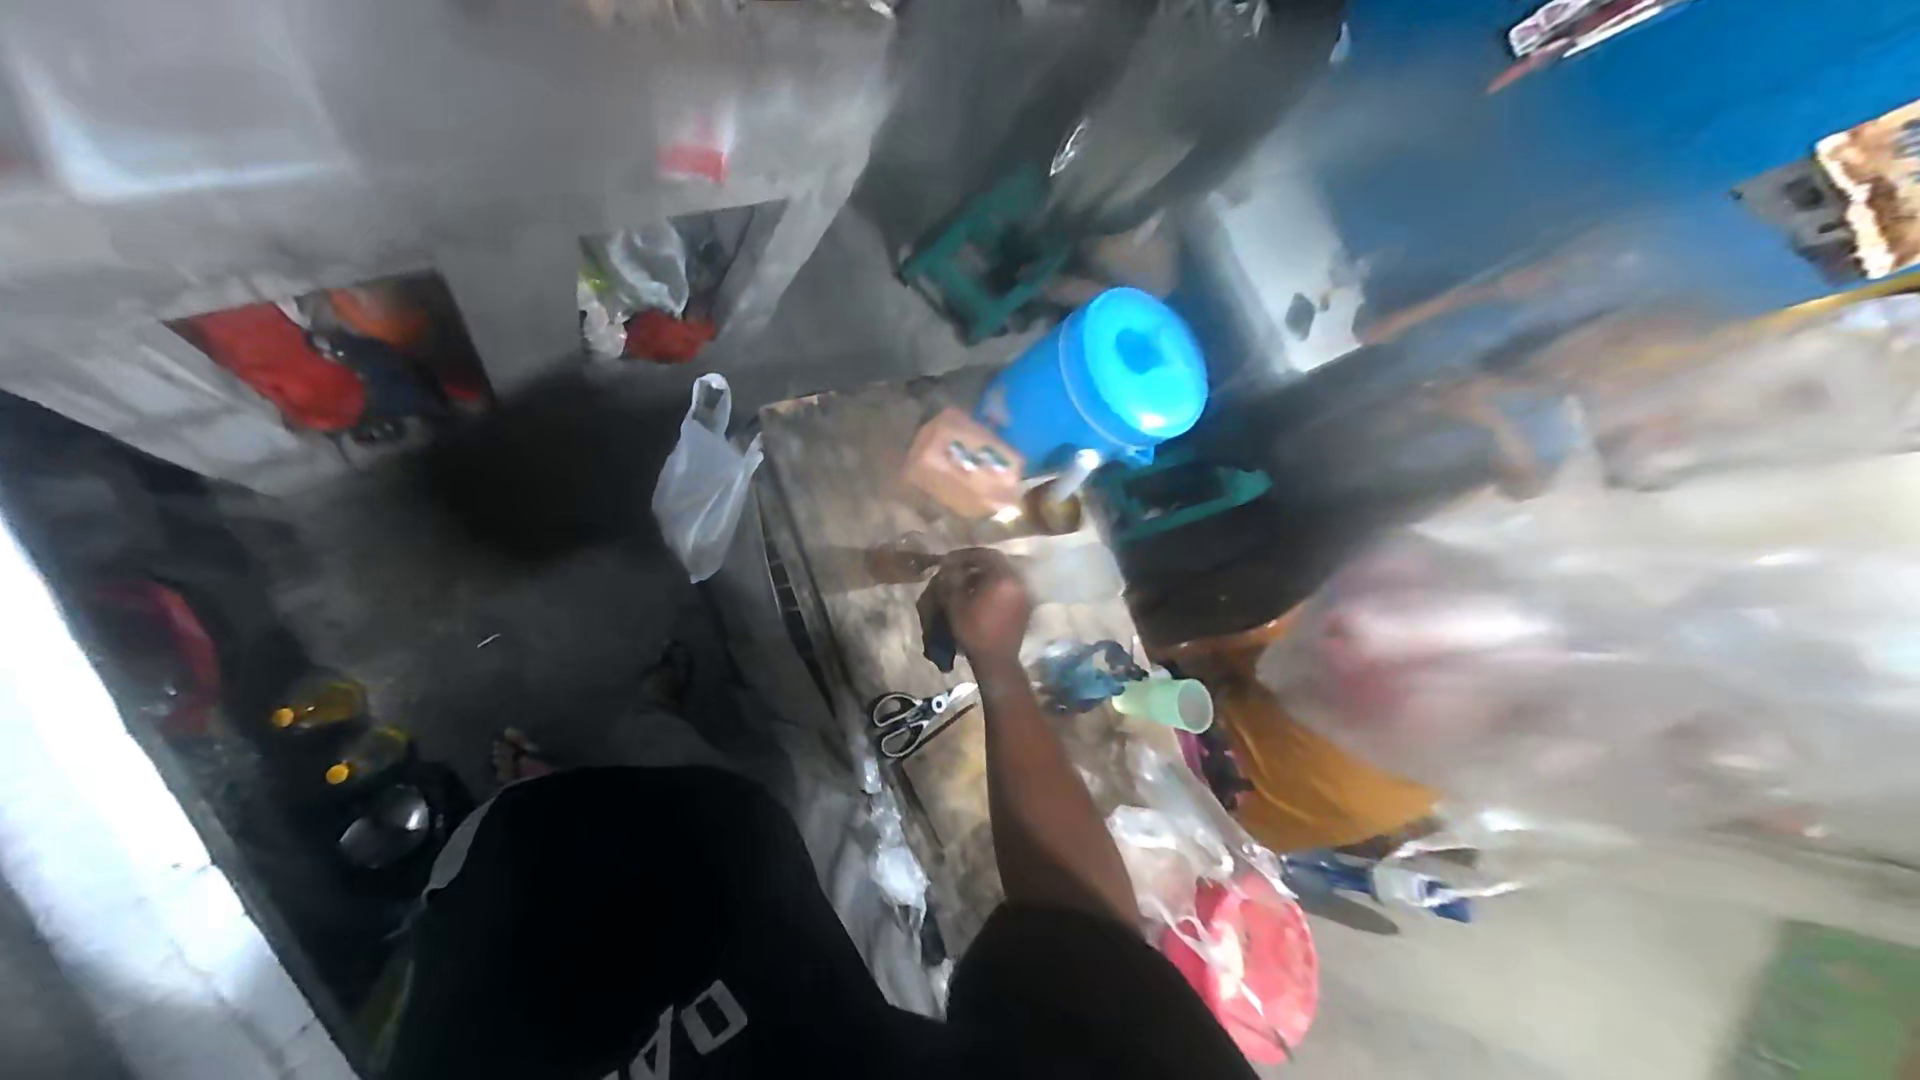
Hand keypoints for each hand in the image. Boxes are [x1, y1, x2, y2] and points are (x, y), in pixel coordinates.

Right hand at [927, 548, 1030, 666]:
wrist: (997, 660)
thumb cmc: (974, 631)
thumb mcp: (955, 603)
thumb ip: (952, 579)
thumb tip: (949, 564)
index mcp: (1003, 577)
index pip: (985, 554)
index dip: (965, 554)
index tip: (950, 559)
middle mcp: (1017, 581)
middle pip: (996, 562)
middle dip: (976, 562)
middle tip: (958, 567)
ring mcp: (1024, 593)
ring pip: (1003, 574)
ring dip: (985, 573)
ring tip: (967, 581)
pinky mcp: (1025, 604)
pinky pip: (1008, 586)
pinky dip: (994, 584)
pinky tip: (979, 593)